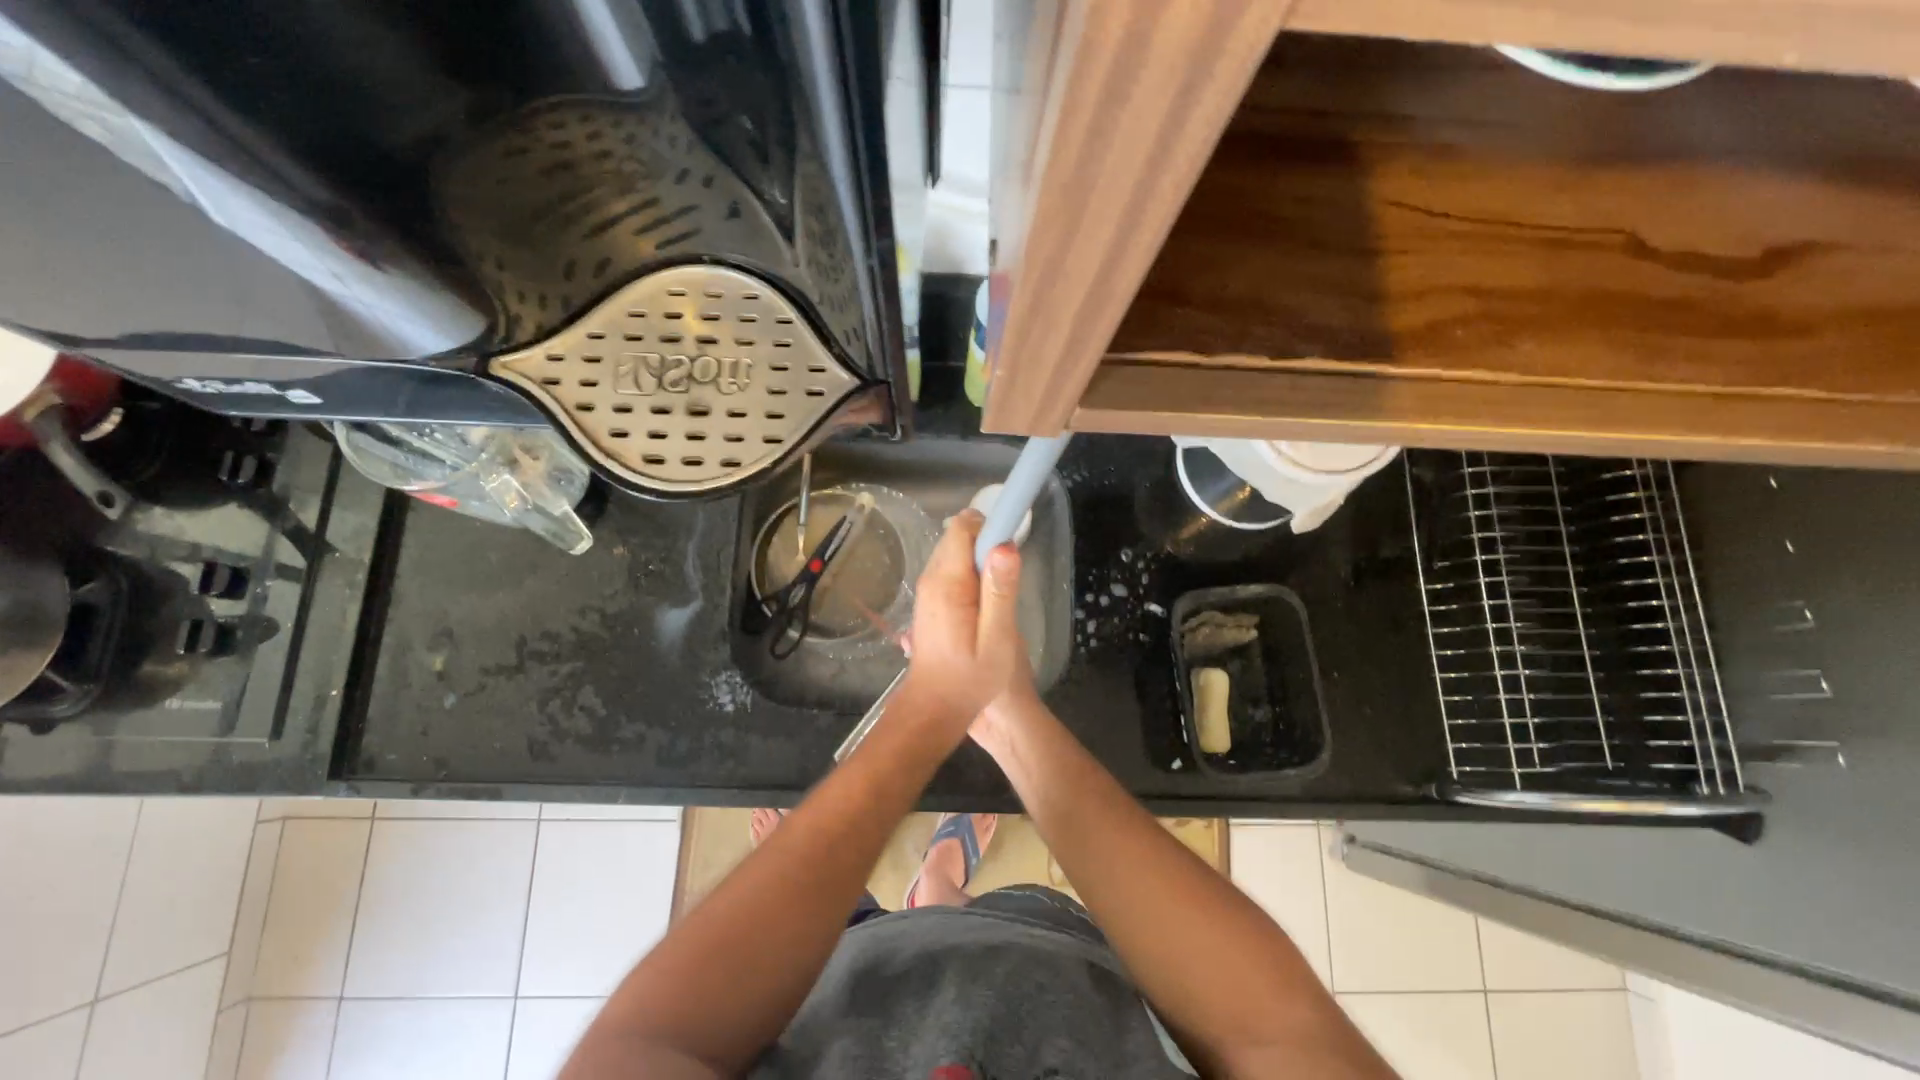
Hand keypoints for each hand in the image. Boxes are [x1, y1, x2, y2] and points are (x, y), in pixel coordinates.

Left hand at [900, 509, 1029, 735]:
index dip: (990, 528)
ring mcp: (927, 588)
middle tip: (1009, 581)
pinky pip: (951, 569)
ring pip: (955, 552)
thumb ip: (1000, 592)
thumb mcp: (997, 639)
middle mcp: (931, 578)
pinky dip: (970, 575)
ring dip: (980, 561)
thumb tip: (1004, 546)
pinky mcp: (930, 599)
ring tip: (998, 597)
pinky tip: (983, 606)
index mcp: (947, 583)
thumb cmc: (970, 679)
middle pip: (959, 536)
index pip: (963, 527)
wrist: (935, 706)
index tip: (1011, 551)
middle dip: (987, 546)